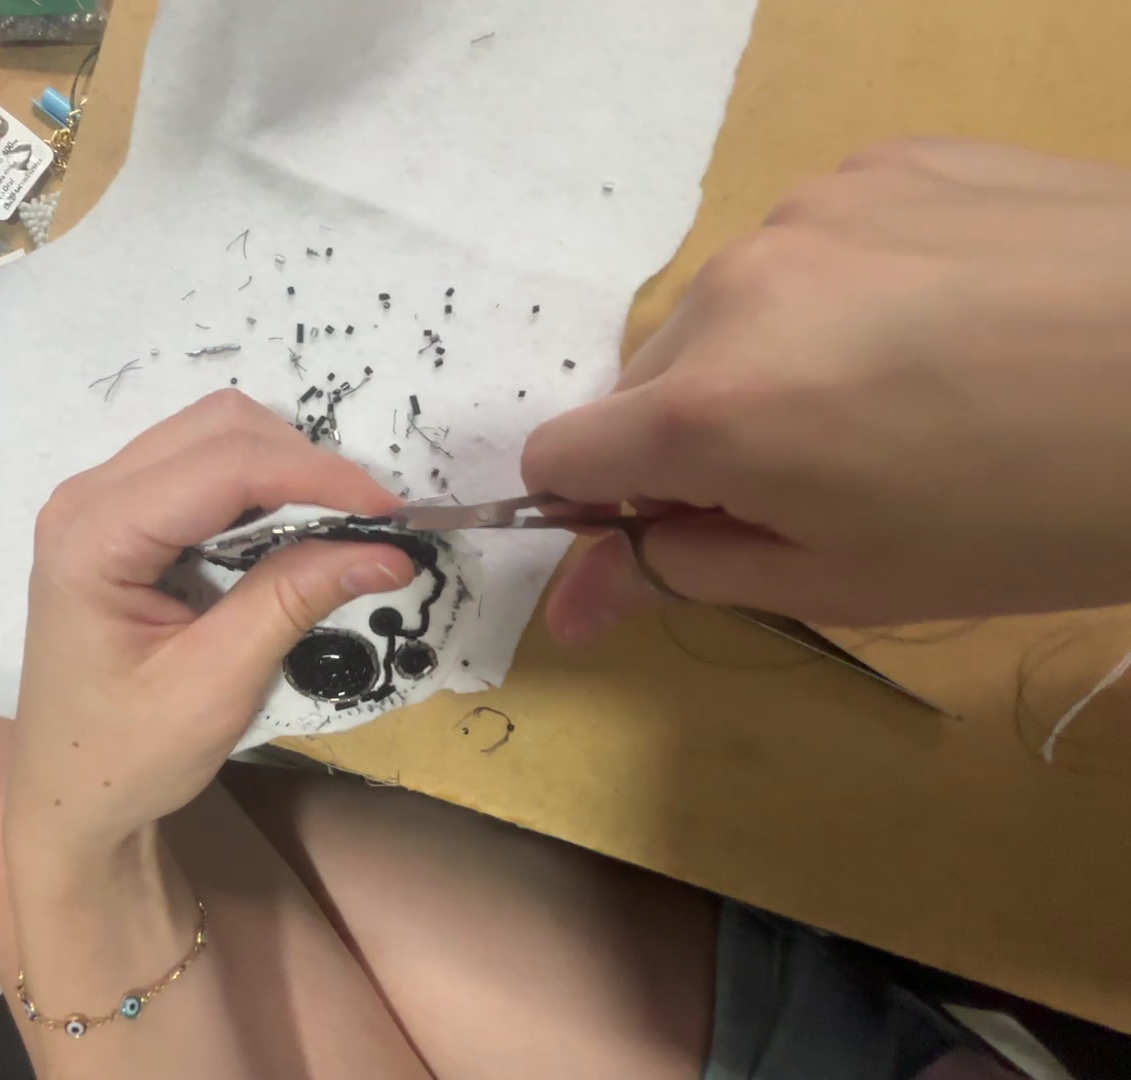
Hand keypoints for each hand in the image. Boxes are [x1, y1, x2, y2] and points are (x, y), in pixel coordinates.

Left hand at [5, 391, 413, 860]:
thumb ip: (292, 601)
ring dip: (282, 469)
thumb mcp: (216, 686)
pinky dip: (255, 486)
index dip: (315, 476)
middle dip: (301, 464)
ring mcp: (95, 500)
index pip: (222, 465)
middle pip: (216, 428)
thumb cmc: (128, 754)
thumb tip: (388, 548)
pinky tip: (283, 531)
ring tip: (332, 529)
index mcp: (93, 535)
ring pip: (210, 436)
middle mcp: (86, 496)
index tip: (391, 512)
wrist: (67, 790)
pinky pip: (197, 467)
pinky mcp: (116, 515)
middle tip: (363, 525)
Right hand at [523, 137, 1130, 641]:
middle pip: (635, 391)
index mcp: (707, 412)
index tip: (661, 515)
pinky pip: (786, 252)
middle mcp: (725, 296)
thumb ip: (674, 575)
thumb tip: (571, 609)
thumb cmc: (1041, 511)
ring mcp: (800, 217)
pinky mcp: (872, 166)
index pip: (555, 455)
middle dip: (682, 437)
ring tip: (879, 380)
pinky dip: (816, 295)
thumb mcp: (838, 580)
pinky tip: (923, 311)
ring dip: (745, 364)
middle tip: (803, 465)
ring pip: (707, 321)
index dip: (589, 498)